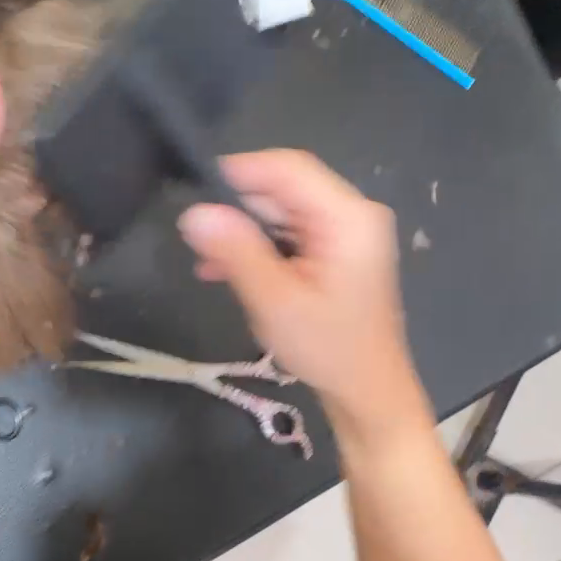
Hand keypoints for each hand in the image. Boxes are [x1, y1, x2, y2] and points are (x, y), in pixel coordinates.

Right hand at [178, 150, 431, 444]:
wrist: (366, 392)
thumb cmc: (326, 349)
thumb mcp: (274, 301)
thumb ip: (235, 252)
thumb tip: (194, 213)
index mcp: (346, 218)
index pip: (287, 168)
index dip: (239, 171)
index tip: (194, 190)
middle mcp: (351, 216)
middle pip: (284, 191)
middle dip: (238, 210)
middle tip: (194, 236)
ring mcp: (345, 237)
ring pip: (282, 216)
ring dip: (243, 234)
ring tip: (205, 260)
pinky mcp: (335, 257)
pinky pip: (290, 238)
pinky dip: (259, 250)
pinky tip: (226, 271)